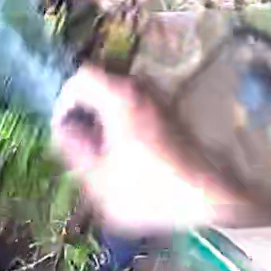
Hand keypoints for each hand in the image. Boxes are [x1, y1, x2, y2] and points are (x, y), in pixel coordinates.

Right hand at [50, 65, 249, 234]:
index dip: (65, 101)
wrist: (207, 195)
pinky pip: (135, 105)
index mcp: (120, 96)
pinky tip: (125, 156)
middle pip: (100, 83)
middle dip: (84, 110)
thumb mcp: (99, 180)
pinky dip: (123, 122)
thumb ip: (75, 149)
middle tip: (80, 146)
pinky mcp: (171, 109)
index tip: (64, 132)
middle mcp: (141, 85)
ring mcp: (159, 95)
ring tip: (101, 156)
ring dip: (104, 117)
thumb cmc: (150, 190)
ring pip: (118, 95)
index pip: (81, 75)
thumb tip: (64, 130)